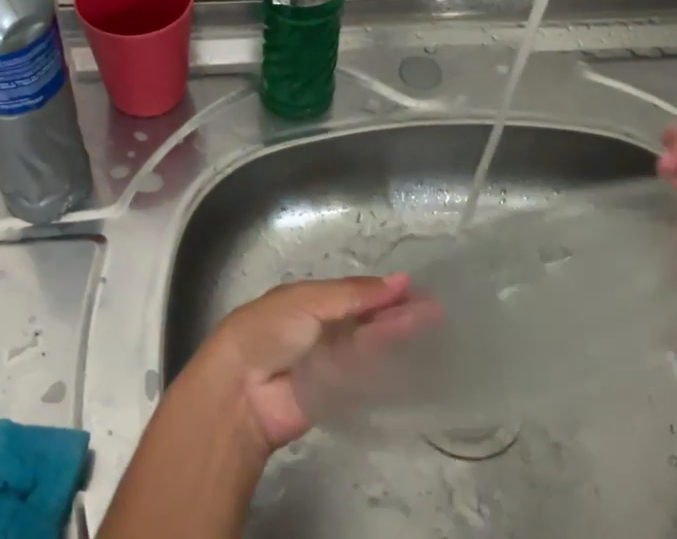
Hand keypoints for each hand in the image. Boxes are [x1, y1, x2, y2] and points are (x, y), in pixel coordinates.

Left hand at [191, 274, 431, 452]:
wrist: (241, 391)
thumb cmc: (268, 331)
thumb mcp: (307, 300)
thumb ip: (353, 294)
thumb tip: (401, 281)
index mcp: (309, 302)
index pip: (355, 294)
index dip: (384, 291)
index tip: (417, 289)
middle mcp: (322, 331)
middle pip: (367, 321)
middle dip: (397, 314)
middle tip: (435, 310)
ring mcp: (330, 364)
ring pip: (370, 347)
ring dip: (397, 337)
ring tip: (432, 328)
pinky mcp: (338, 396)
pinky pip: (367, 379)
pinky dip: (389, 369)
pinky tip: (417, 360)